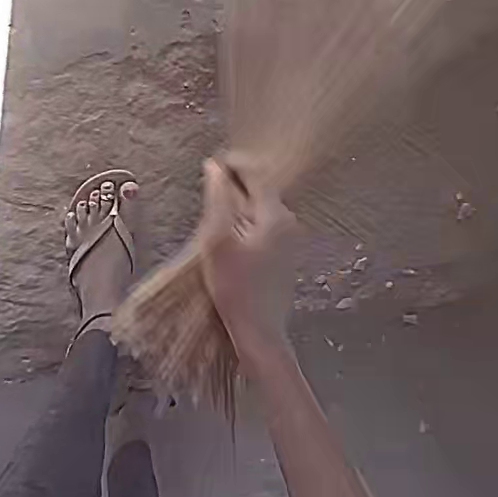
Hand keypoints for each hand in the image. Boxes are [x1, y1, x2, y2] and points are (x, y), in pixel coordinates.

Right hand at [198, 154, 295, 355]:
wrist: (259, 330)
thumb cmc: (235, 286)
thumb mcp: (217, 238)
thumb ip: (217, 198)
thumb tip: (214, 167)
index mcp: (275, 214)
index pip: (255, 173)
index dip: (231, 166)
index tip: (209, 168)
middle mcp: (288, 221)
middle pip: (258, 190)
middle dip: (232, 188)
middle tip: (208, 199)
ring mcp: (289, 238)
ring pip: (259, 208)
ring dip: (236, 208)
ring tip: (214, 223)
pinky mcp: (284, 253)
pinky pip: (262, 225)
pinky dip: (244, 223)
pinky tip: (229, 241)